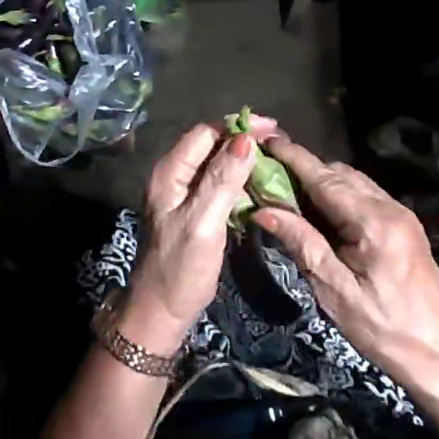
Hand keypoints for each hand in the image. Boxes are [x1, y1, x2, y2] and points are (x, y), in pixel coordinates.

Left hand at [123, 121, 267, 351]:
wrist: (160, 311)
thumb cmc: (180, 268)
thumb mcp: (203, 222)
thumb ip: (222, 180)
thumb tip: (245, 139)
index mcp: (169, 173)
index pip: (204, 133)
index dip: (237, 126)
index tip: (273, 128)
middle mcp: (173, 177)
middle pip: (209, 145)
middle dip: (243, 140)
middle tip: (279, 144)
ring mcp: (181, 195)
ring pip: (215, 165)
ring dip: (243, 161)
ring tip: (275, 163)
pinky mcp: (192, 212)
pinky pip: (217, 185)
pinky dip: (238, 182)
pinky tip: (259, 188)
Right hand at [250, 135, 438, 386]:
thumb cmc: (384, 328)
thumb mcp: (334, 290)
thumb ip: (301, 243)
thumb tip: (262, 209)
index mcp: (374, 222)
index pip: (324, 177)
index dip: (292, 157)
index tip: (262, 141)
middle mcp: (389, 208)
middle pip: (337, 172)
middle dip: (300, 167)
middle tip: (263, 171)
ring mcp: (399, 214)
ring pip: (350, 181)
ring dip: (316, 179)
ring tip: (281, 188)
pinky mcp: (400, 225)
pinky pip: (360, 195)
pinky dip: (333, 193)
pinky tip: (313, 209)